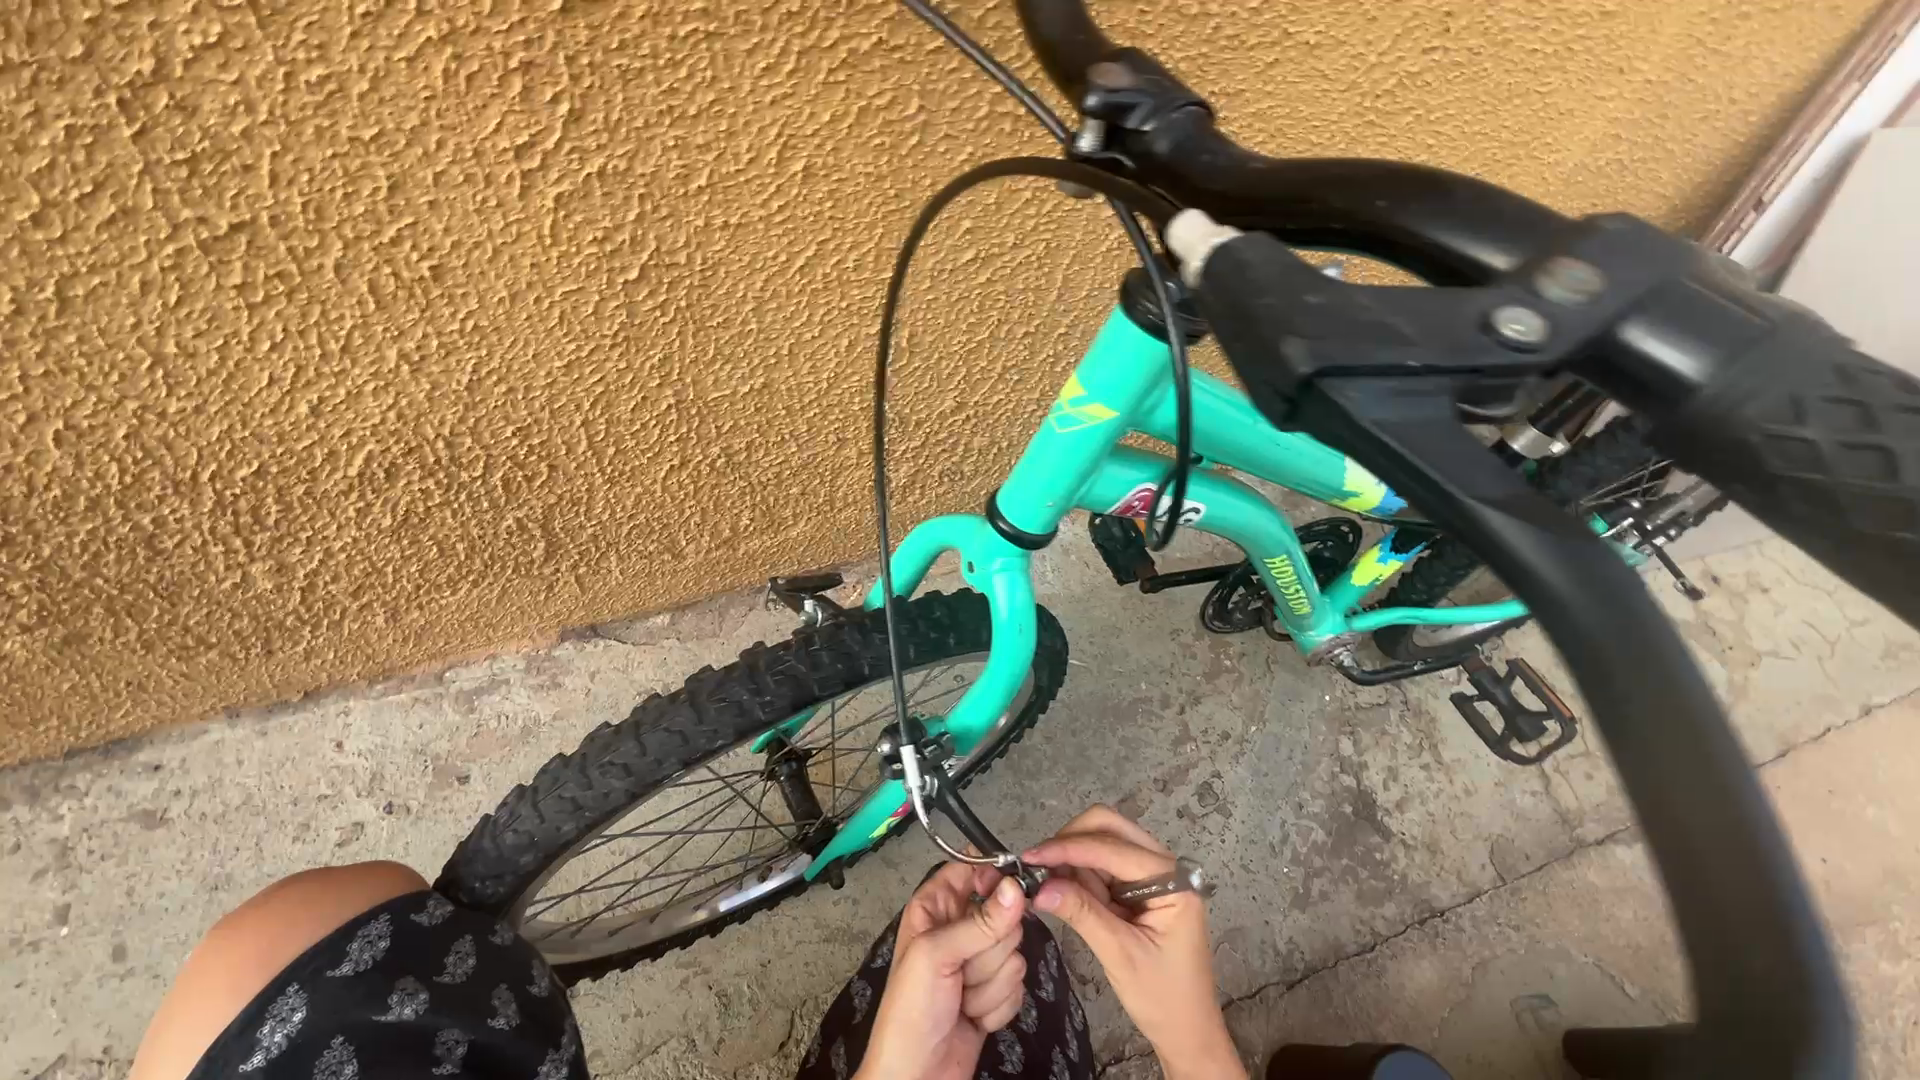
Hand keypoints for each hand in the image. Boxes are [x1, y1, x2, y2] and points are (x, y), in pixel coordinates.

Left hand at [855, 864, 1027, 1079]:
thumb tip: (1015, 887)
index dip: (992, 876)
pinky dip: (998, 1005)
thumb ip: (980, 922)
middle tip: (963, 969)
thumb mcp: (937, 956)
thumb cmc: (910, 1011)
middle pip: (1003, 913)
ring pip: (1014, 952)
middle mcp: (958, 928)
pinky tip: (974, 1017)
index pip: (971, 869)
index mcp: (935, 907)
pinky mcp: (994, 992)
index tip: (1009, 891)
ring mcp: (977, 962)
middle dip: (990, 948)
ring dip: (991, 983)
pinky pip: (1018, 984)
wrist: (917, 1076)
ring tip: (962, 999)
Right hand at [1025, 806, 1247, 1079]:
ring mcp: (1152, 874)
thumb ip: (1082, 914)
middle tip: (1038, 865)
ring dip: (1073, 855)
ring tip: (1046, 882)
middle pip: (1110, 827)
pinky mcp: (1138, 887)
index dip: (1068, 848)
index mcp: (1172, 880)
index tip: (1030, 857)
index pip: (1112, 848)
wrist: (1188, 1032)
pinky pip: (1103, 864)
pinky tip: (1062, 887)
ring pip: (1104, 840)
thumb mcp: (1120, 955)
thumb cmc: (1163, 997)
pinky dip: (1080, 870)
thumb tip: (1040, 887)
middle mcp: (1164, 866)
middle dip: (1071, 840)